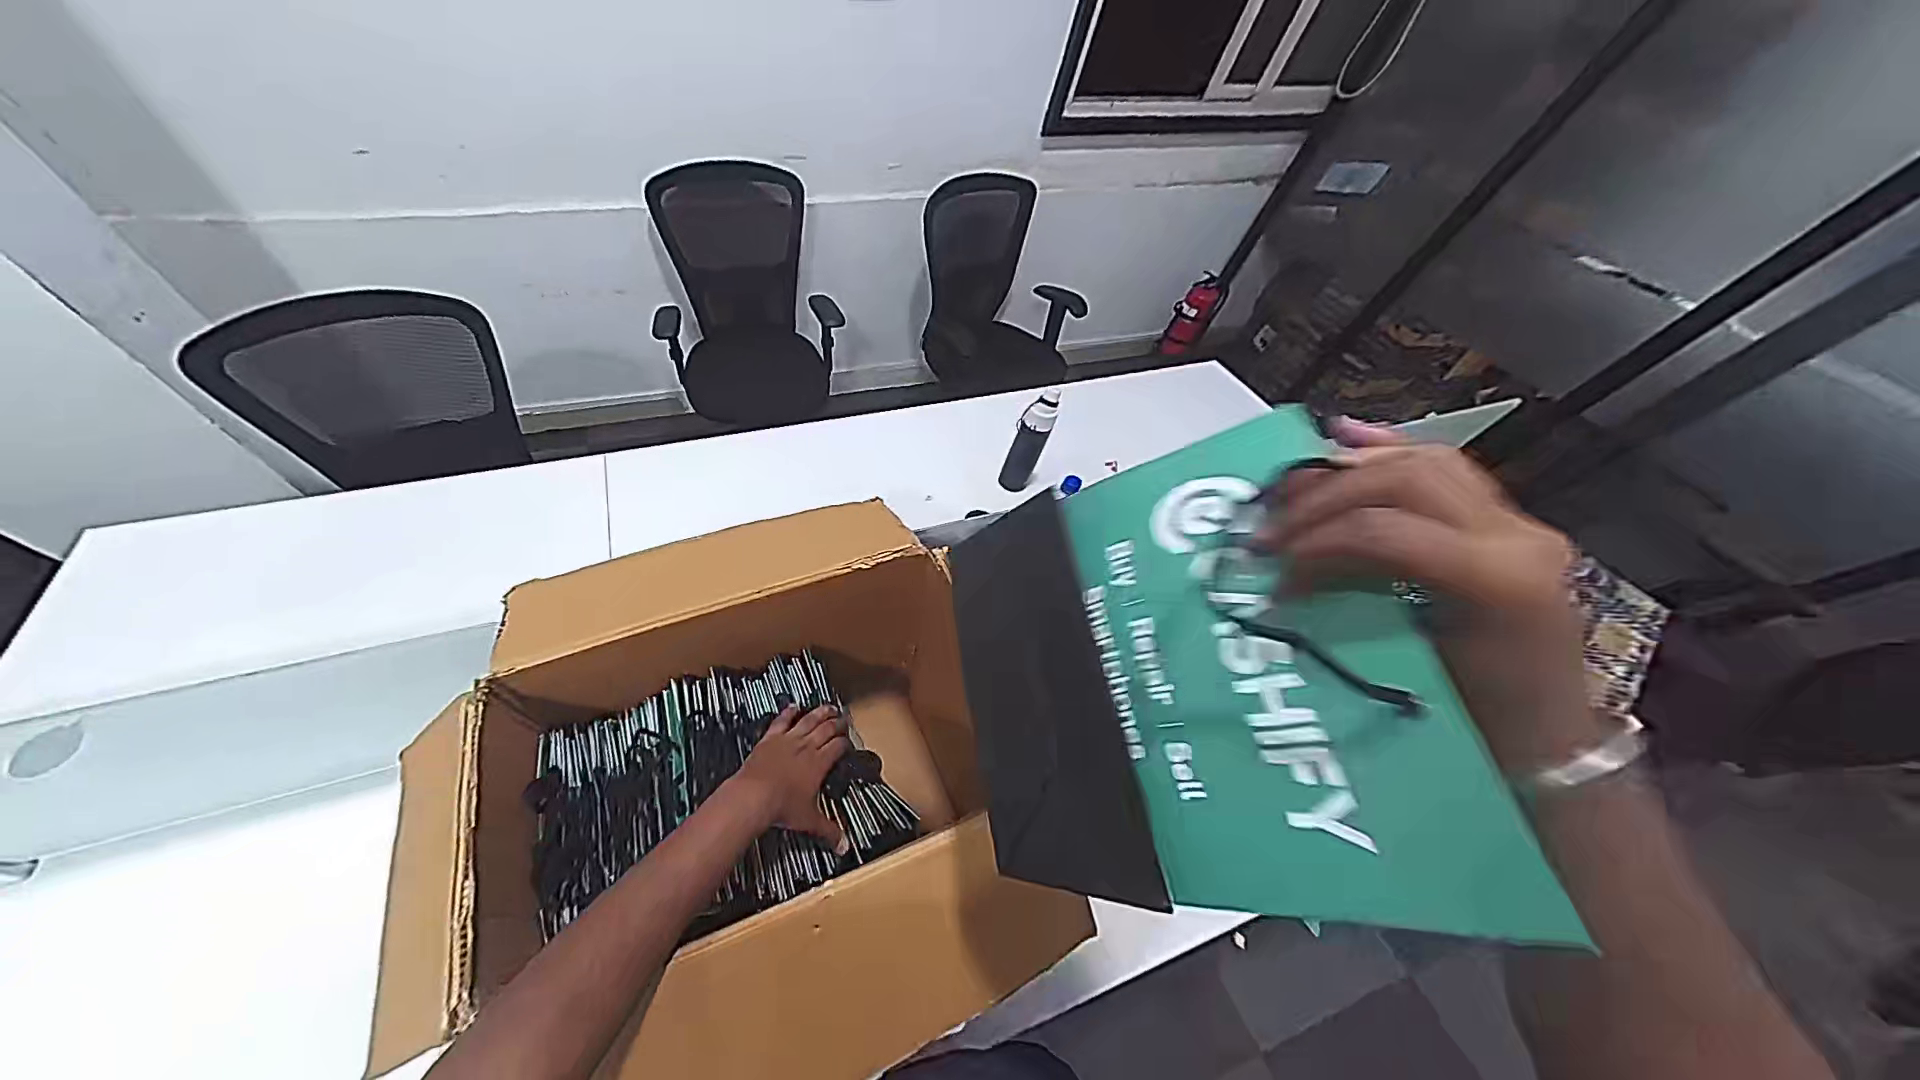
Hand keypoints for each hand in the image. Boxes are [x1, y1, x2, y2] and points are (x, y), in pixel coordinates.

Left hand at [727, 704, 850, 853]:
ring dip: (820, 712)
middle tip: (843, 718)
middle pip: (827, 728)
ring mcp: (788, 740)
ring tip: (828, 706)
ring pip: (808, 720)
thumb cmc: (782, 807)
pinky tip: (794, 706)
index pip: (838, 746)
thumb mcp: (809, 820)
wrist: (753, 796)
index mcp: (819, 763)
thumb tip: (844, 846)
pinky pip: (782, 721)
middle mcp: (807, 747)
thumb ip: (828, 830)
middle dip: (837, 723)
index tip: (847, 741)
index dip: (845, 742)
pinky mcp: (770, 739)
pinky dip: (789, 712)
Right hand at [1258, 417, 1601, 770]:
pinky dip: (1389, 452)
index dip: (1317, 537)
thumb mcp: (1407, 669)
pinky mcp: (1508, 525)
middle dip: (1325, 494)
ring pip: (1426, 461)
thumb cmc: (1477, 723)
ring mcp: (1519, 525)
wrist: (1549, 741)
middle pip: (1405, 478)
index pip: (1386, 530)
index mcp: (1496, 579)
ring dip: (1351, 467)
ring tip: (1295, 482)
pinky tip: (1348, 437)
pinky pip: (1444, 472)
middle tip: (1274, 525)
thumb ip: (1354, 610)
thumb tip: (1284, 579)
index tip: (1272, 562)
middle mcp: (1517, 536)